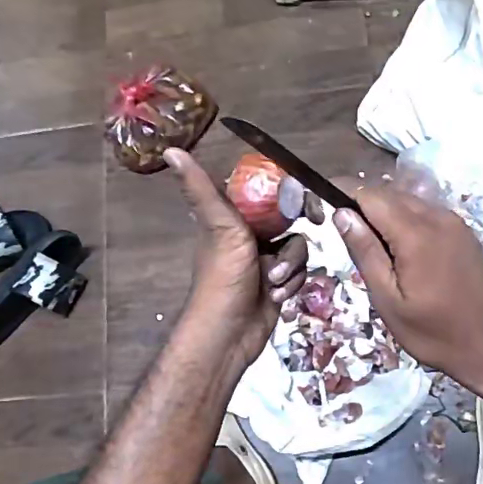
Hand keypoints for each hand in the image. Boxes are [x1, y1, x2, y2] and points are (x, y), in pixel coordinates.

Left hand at [165, 149, 307, 359]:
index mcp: (232, 219)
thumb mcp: (218, 226)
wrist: (228, 334)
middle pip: (288, 220)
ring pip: (298, 247)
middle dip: (295, 234)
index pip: (266, 194)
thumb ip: (201, 189)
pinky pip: (299, 272)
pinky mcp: (277, 284)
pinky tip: (278, 295)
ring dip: (291, 265)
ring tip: (274, 281)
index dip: (288, 193)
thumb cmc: (222, 277)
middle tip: (312, 227)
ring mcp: (264, 261)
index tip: (305, 201)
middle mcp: (248, 237)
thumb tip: (170, 149)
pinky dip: (293, 282)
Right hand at [333, 186, 482, 388]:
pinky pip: (425, 213)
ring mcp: (454, 223)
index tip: (320, 202)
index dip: (342, 192)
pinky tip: (395, 248)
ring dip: (382, 212)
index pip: (369, 194)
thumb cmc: (436, 333)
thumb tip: (341, 214)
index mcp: (415, 233)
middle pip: (388, 193)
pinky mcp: (464, 233)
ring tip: (364, 241)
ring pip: (407, 202)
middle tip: (338, 229)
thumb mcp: (389, 301)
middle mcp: (437, 217)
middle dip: (360, 202)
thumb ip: (365, 253)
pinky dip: (403, 220)